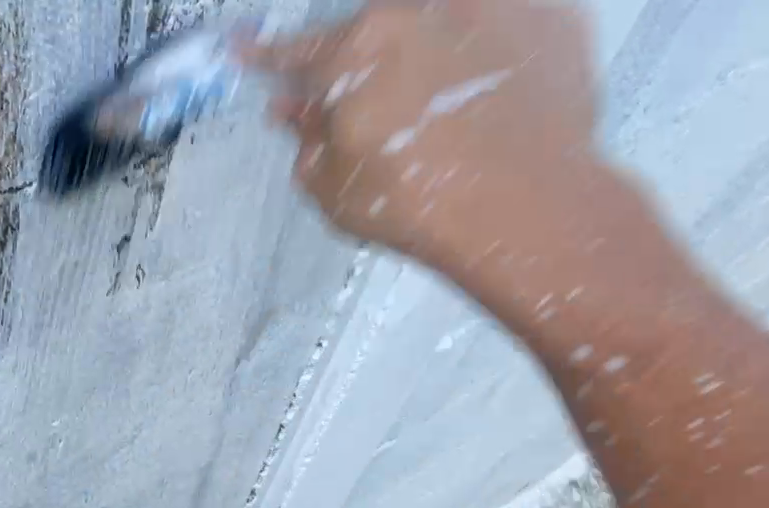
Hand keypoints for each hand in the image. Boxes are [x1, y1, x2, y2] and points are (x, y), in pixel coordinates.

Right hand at [244, 0, 598, 262]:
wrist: (526, 204)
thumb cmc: (406, 200)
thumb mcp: (328, 182)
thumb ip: (307, 134)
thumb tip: (291, 106)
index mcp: (358, 48)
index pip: (297, 49)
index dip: (263, 55)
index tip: (239, 46)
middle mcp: (423, 8)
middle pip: (371, 26)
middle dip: (352, 58)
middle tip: (349, 96)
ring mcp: (494, 3)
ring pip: (432, 21)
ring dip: (414, 52)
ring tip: (418, 97)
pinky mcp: (552, 15)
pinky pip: (494, 24)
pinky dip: (476, 49)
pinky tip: (478, 89)